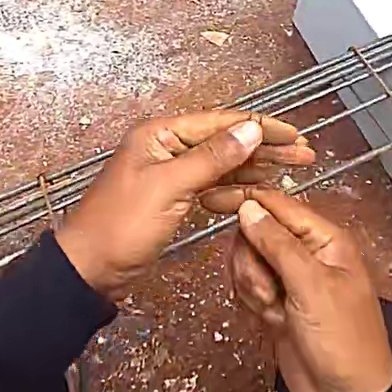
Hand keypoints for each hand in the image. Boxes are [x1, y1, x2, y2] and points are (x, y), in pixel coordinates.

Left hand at [56, 112, 314, 300]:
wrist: (88, 270)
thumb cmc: (122, 226)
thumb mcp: (169, 187)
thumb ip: (212, 157)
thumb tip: (252, 129)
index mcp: (162, 133)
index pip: (221, 121)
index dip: (261, 126)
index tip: (294, 134)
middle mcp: (169, 145)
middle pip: (226, 139)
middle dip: (266, 145)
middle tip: (303, 152)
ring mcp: (172, 169)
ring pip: (224, 161)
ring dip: (257, 164)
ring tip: (293, 167)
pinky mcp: (175, 193)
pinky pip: (214, 181)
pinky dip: (238, 182)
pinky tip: (262, 184)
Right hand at [229, 188, 391, 391]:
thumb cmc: (342, 339)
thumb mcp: (312, 286)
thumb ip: (278, 244)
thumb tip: (248, 207)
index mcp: (323, 238)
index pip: (278, 204)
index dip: (245, 199)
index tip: (213, 200)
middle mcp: (305, 251)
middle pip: (256, 232)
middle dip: (252, 260)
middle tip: (267, 290)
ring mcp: (288, 276)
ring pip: (248, 259)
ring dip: (252, 284)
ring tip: (274, 309)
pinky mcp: (274, 299)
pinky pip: (247, 284)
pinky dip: (252, 301)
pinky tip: (271, 318)